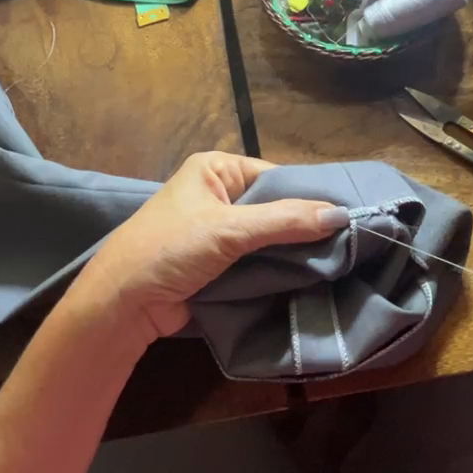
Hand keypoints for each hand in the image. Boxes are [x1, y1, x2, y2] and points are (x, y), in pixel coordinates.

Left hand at [62, 152, 349, 348]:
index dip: (308, 197)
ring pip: (269, 239)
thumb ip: (285, 221)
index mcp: (215, 169)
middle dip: (303, 229)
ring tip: (337, 264)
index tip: (347, 217)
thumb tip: (341, 215)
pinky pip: (258, 262)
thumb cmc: (170, 249)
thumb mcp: (229, 230)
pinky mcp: (218, 264)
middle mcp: (218, 194)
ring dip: (292, 254)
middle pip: (274, 209)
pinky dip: (277, 271)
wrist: (124, 303)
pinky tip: (309, 280)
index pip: (275, 177)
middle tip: (348, 245)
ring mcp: (218, 231)